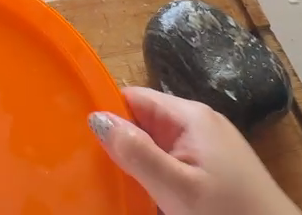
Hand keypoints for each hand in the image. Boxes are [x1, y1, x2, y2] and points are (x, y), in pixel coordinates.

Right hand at [91, 87, 299, 214]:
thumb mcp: (178, 189)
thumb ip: (137, 153)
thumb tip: (95, 117)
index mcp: (190, 116)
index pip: (134, 99)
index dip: (109, 116)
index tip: (82, 140)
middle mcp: (200, 123)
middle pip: (145, 123)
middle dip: (124, 146)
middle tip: (96, 172)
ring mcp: (211, 149)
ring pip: (159, 147)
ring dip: (142, 168)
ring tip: (119, 189)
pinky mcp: (219, 173)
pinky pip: (177, 165)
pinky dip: (161, 180)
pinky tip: (151, 202)